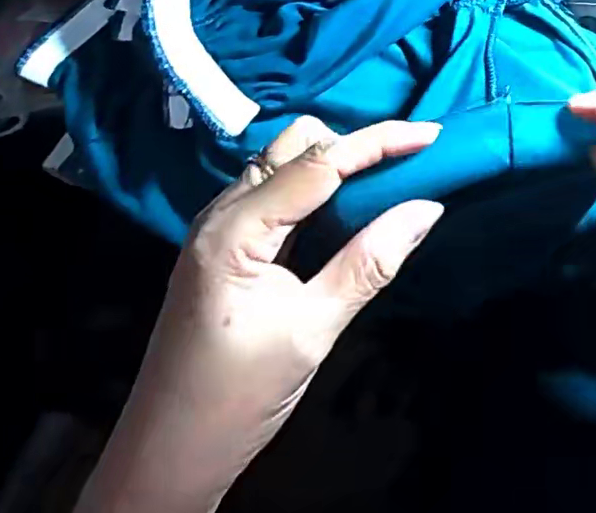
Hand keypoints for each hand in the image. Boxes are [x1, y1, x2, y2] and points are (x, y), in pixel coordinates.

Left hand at [76, 117, 444, 512]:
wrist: (163, 461)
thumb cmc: (234, 399)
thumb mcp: (312, 331)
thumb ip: (370, 262)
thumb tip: (429, 207)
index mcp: (235, 232)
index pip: (319, 162)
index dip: (380, 141)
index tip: (433, 135)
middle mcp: (222, 214)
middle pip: (297, 144)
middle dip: (357, 142)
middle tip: (409, 164)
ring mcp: (222, 225)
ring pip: (287, 158)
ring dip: (340, 158)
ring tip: (389, 177)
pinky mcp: (230, 241)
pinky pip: (281, 185)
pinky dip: (322, 180)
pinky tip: (349, 202)